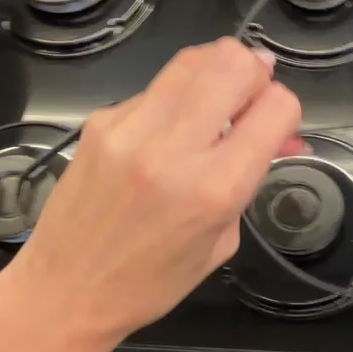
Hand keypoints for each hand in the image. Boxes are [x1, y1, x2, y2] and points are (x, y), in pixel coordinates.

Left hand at [0, 38, 303, 347]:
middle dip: (255, 72)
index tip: (278, 126)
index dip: (286, 110)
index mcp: (214, 189)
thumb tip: (275, 138)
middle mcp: (173, 149)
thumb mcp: (220, 243)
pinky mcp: (100, 121)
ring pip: (192, 61)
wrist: (66, 291)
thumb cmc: (152, 284)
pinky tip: (170, 130)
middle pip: (233, 62)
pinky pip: (155, 89)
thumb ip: (247, 182)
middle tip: (253, 94)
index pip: (275, 107)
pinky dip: (175, 100)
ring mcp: (130, 128)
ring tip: (219, 99)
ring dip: (216, 72)